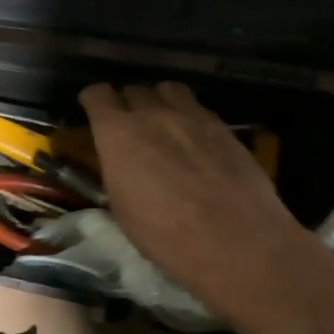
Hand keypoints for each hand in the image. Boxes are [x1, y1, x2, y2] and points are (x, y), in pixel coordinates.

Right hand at [79, 82, 314, 315]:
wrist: (239, 243)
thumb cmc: (166, 235)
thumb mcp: (122, 207)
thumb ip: (117, 172)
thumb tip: (121, 165)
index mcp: (117, 132)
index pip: (97, 95)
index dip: (93, 102)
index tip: (93, 113)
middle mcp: (153, 114)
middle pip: (135, 90)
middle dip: (127, 104)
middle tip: (129, 126)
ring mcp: (194, 117)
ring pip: (170, 90)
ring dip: (160, 102)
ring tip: (163, 123)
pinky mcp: (226, 129)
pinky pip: (199, 109)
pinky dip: (190, 117)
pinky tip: (195, 141)